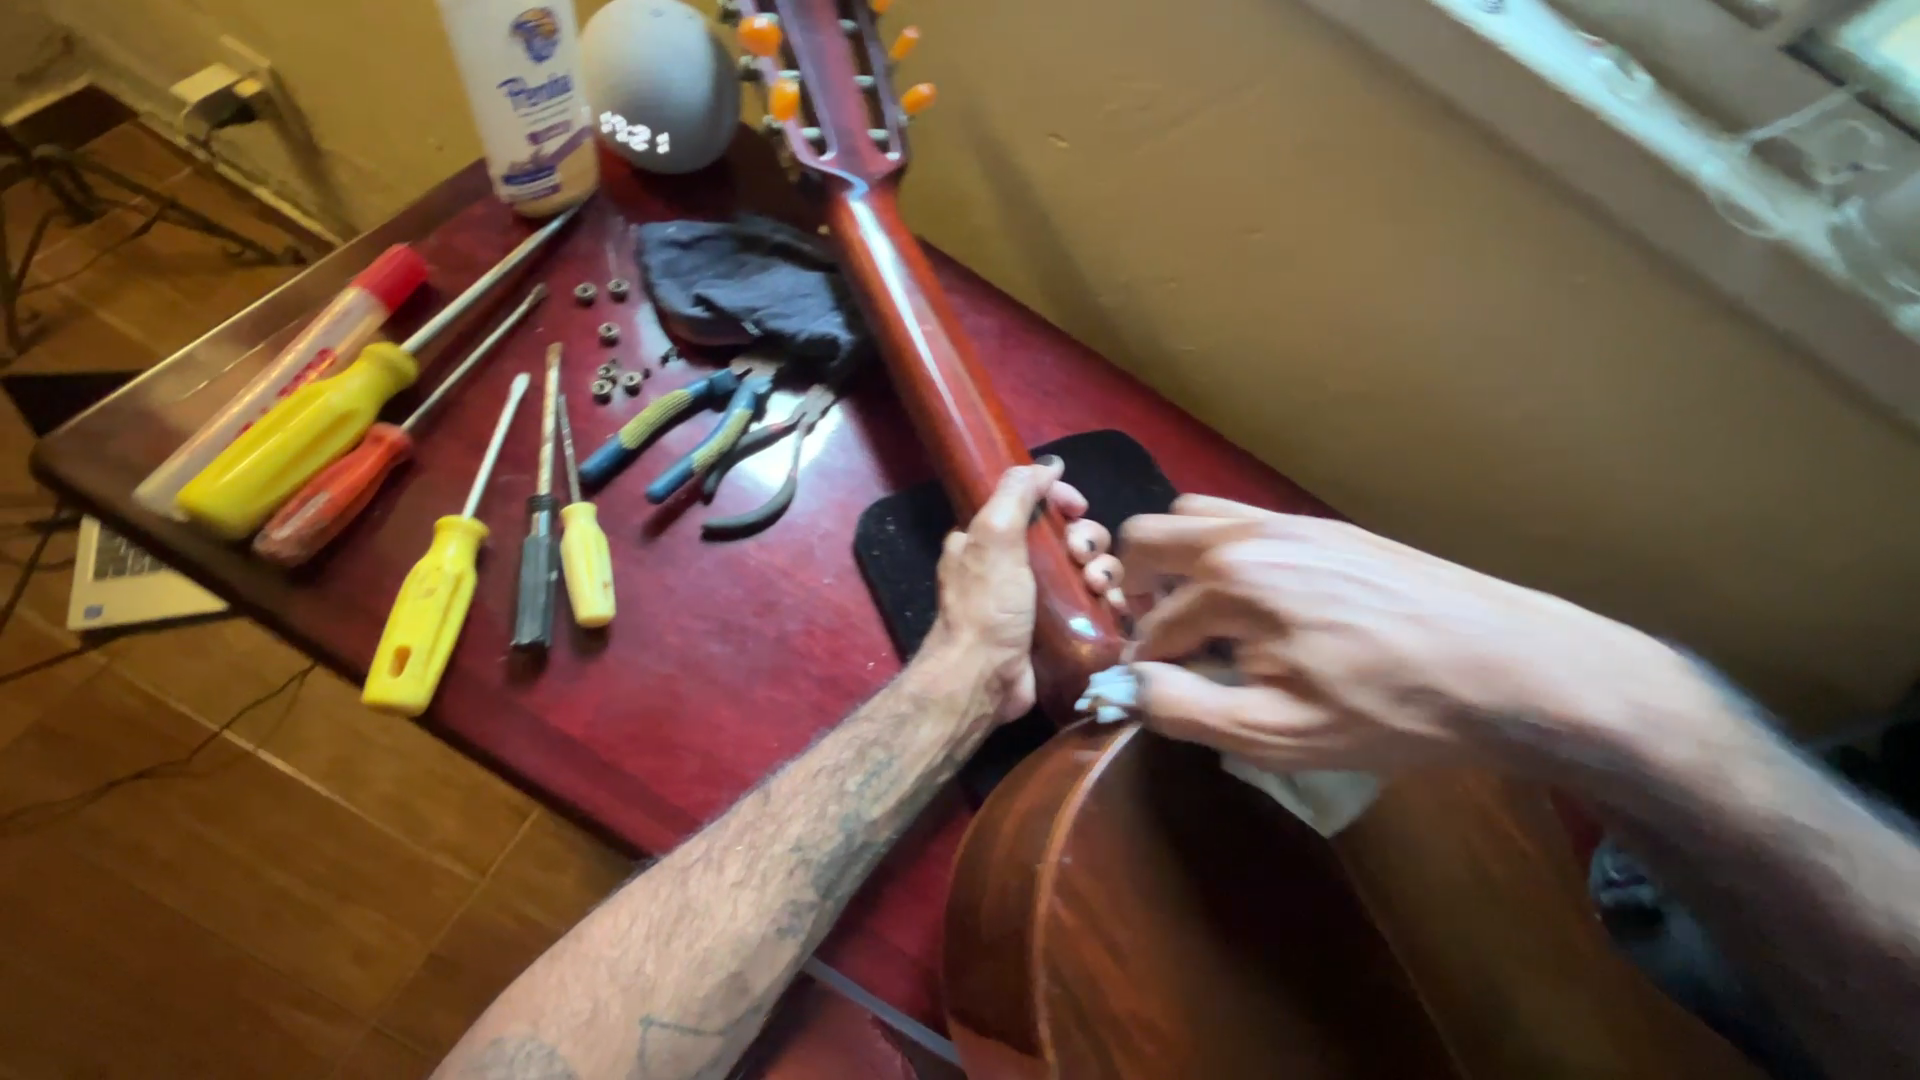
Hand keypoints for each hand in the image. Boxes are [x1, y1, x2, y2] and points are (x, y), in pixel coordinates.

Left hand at [927, 458, 1123, 722]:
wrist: (983, 678)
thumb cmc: (985, 605)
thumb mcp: (993, 536)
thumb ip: (1017, 493)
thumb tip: (1048, 465)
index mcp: (991, 538)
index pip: (1035, 503)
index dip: (1060, 499)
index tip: (1076, 507)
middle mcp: (1014, 565)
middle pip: (1069, 535)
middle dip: (1087, 539)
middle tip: (1082, 556)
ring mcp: (1038, 599)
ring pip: (1087, 569)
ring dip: (1103, 569)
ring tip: (1099, 586)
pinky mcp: (1061, 629)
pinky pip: (1095, 604)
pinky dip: (1109, 600)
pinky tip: (1113, 606)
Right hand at [1122, 496, 1710, 775]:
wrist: (1512, 667)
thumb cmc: (1390, 709)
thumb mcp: (1277, 733)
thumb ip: (1183, 707)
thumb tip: (1121, 687)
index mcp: (1230, 581)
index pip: (1151, 621)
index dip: (1142, 664)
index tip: (1155, 691)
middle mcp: (1249, 535)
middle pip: (1149, 537)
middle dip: (1139, 589)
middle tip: (1168, 638)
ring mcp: (1290, 522)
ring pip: (1193, 515)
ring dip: (1178, 560)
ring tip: (1207, 612)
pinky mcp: (1325, 526)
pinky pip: (1242, 517)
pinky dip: (1222, 548)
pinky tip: (1260, 597)